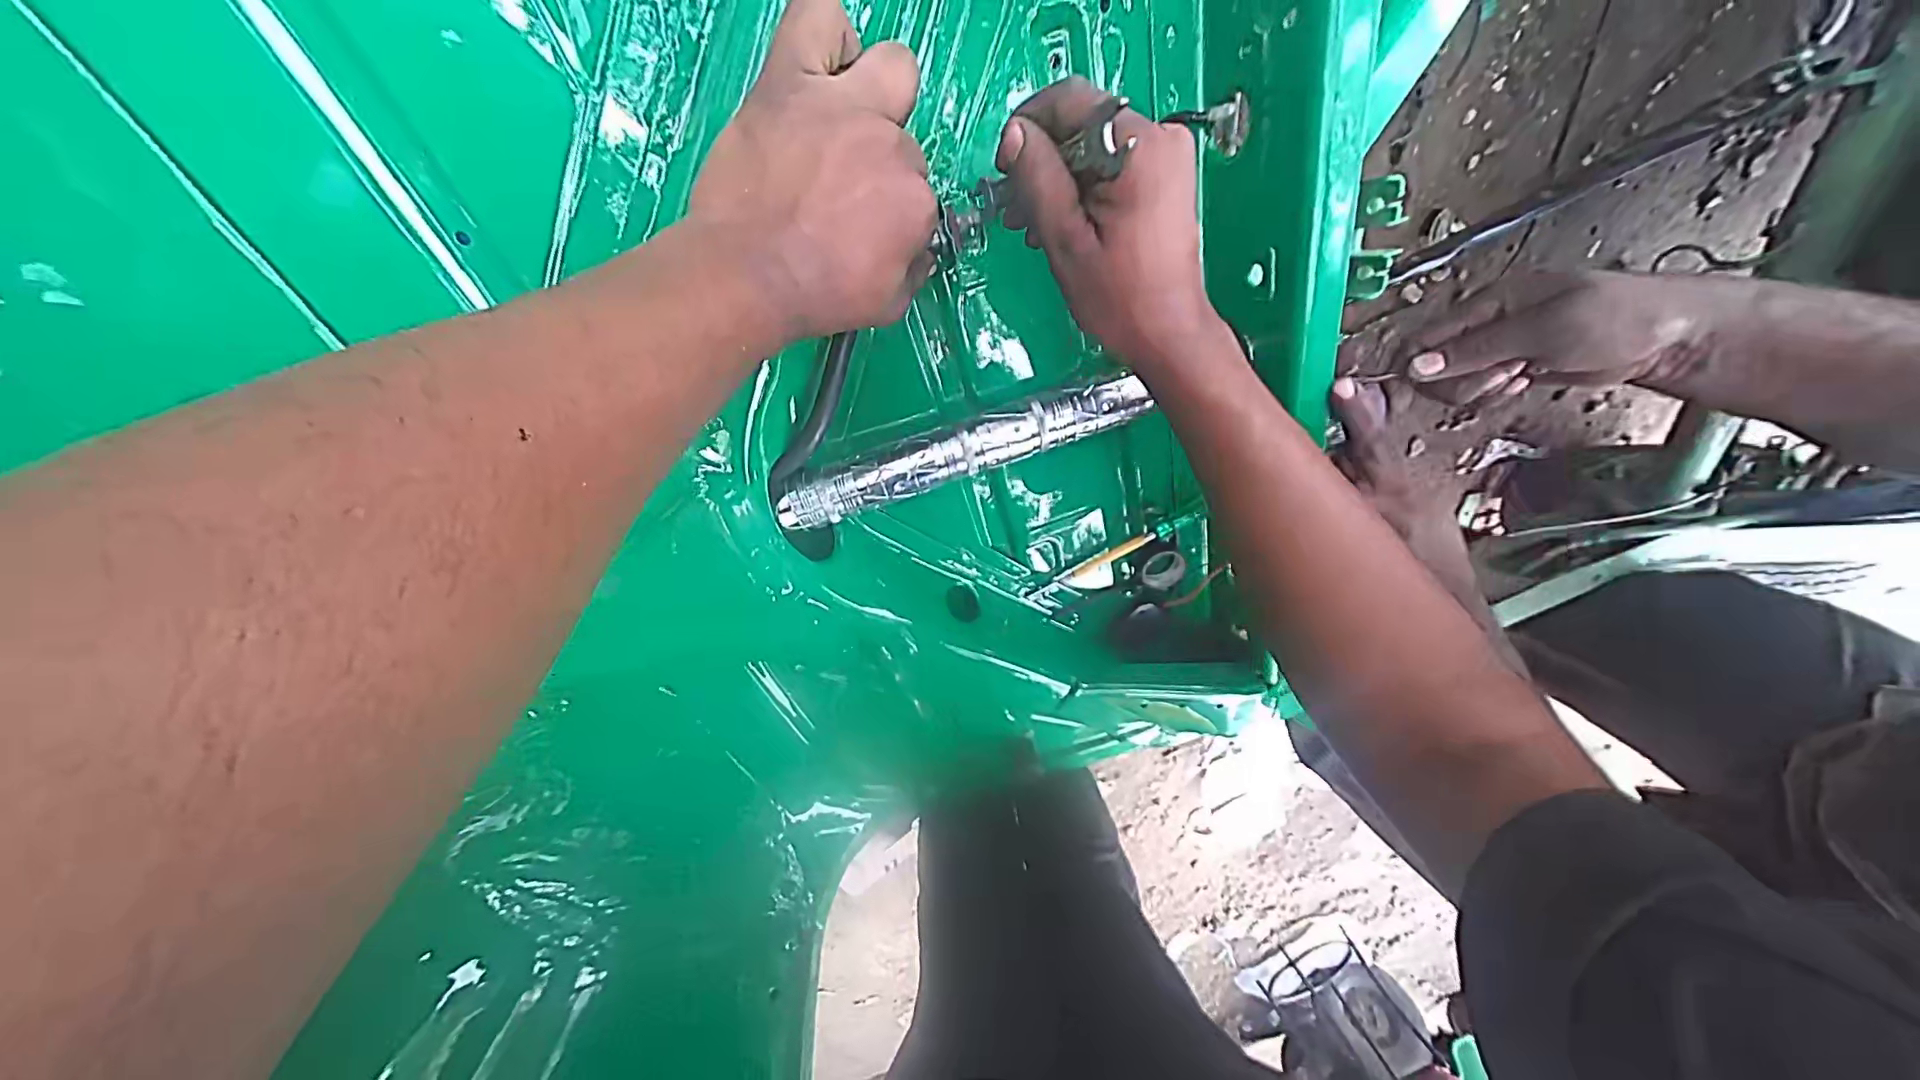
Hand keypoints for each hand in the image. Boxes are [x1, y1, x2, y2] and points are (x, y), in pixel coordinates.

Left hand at [688, 0, 935, 342]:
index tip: (868, 232)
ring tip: (844, 122)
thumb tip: (917, 250)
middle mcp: (890, 146)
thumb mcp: (888, 304)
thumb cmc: (817, 297)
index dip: (895, 216)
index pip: (919, 197)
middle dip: (883, 166)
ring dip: (875, 92)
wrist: (749, 276)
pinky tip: (819, 70)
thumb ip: (913, 269)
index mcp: (916, 202)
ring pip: (890, 65)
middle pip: (905, 140)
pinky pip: (819, 19)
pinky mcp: (789, 82)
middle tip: (847, 189)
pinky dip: (827, 37)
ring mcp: (843, 107)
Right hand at [995, 78, 1223, 373]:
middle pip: (1081, 124)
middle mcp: (1161, 140)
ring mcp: (1166, 159)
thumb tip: (1015, 135)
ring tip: (1036, 225)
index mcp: (1139, 148)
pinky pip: (1110, 167)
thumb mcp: (1065, 239)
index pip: (1070, 100)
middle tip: (1016, 207)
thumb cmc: (1124, 300)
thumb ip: (1037, 178)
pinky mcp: (1163, 179)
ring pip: (1092, 148)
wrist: (1167, 334)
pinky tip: (1063, 225)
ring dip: (1058, 181)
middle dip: (1042, 163)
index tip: (1007, 166)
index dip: (1028, 129)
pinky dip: (1082, 190)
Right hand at [1403, 270, 1716, 403]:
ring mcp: (1499, 348)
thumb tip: (1415, 367)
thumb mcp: (1542, 330)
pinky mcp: (1513, 368)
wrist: (1676, 336)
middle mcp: (1486, 324)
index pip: (1424, 337)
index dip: (1413, 364)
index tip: (1416, 388)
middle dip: (1460, 379)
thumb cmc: (1619, 317)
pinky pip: (1479, 390)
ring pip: (1455, 382)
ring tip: (1520, 375)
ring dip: (1480, 388)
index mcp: (1488, 302)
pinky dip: (1494, 394)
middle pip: (1434, 366)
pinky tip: (1524, 383)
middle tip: (1504, 372)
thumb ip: (1475, 350)